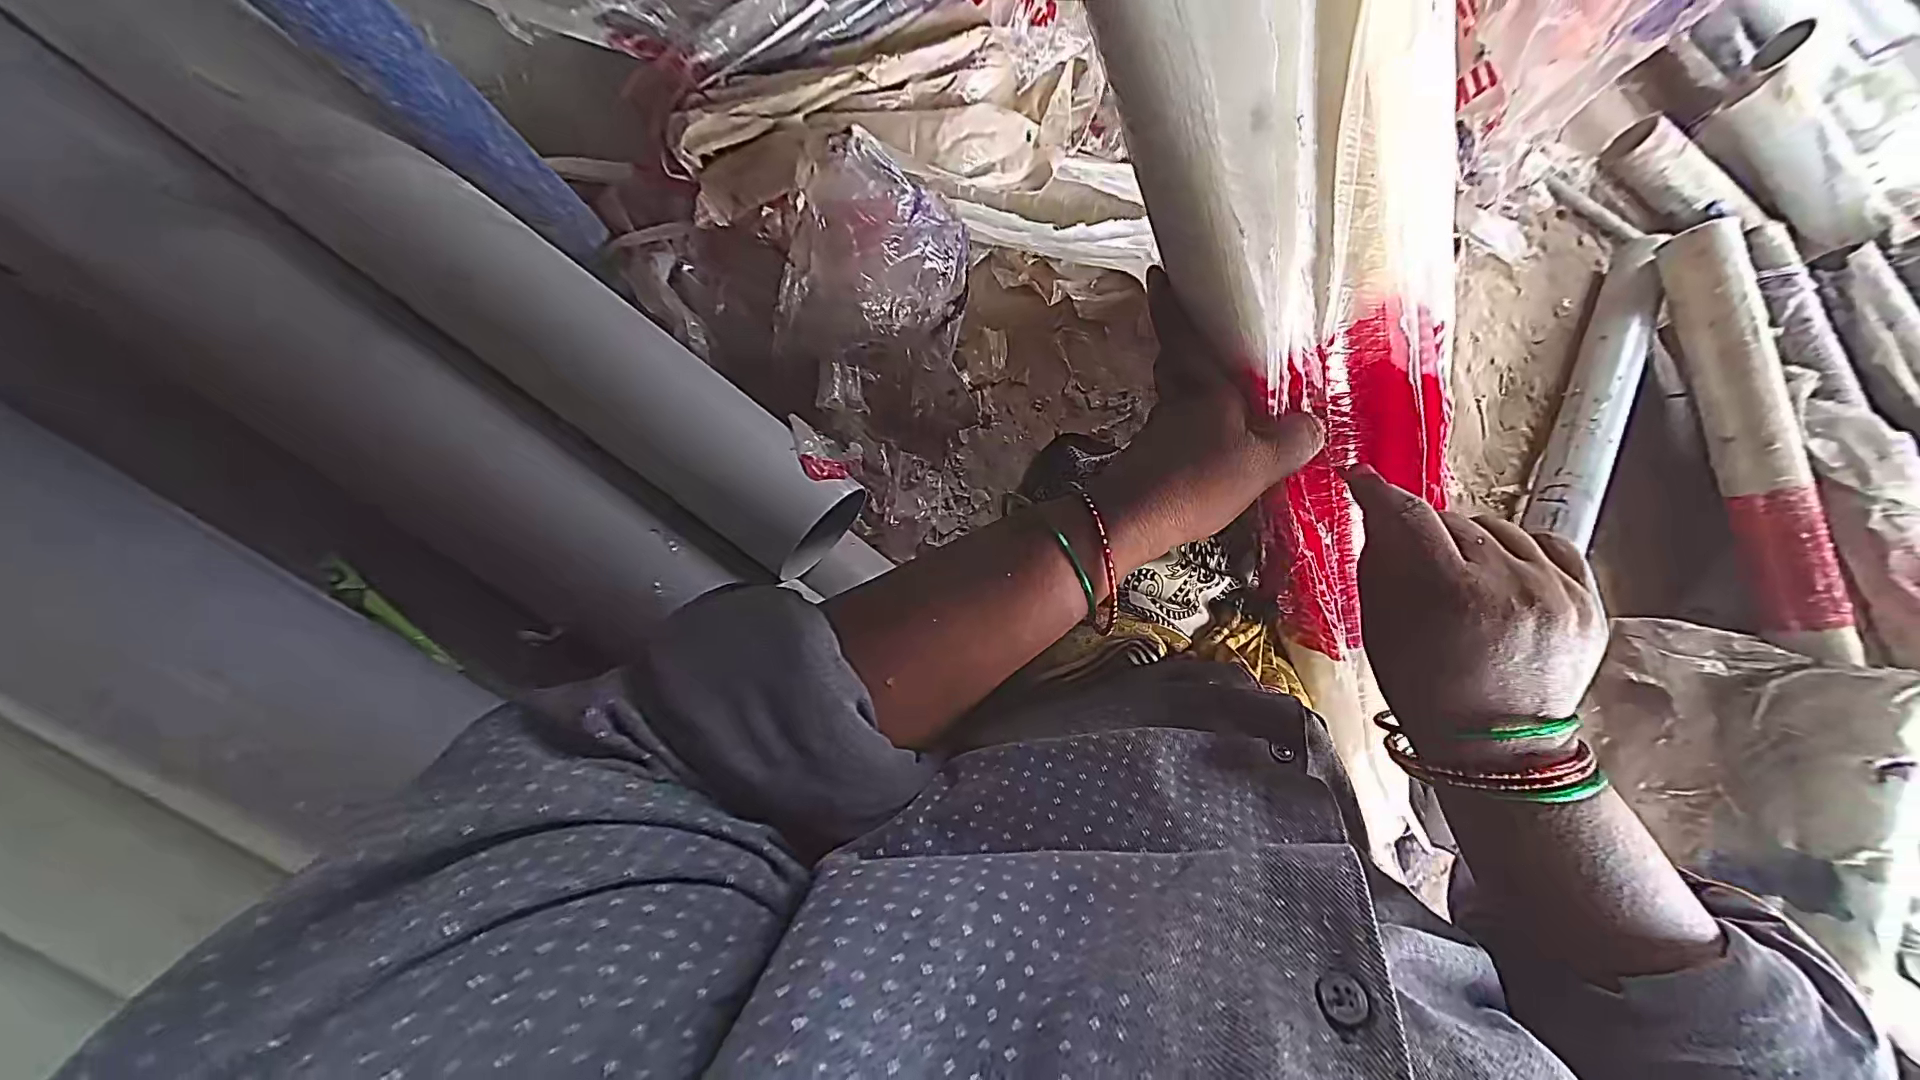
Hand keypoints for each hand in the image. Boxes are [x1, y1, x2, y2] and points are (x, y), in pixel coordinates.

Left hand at [1089, 268, 1323, 565]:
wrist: (1130, 523)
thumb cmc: (1193, 483)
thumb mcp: (1259, 462)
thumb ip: (1292, 440)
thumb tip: (1313, 426)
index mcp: (1201, 386)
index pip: (1180, 332)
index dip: (1170, 301)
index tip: (1158, 273)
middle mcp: (1175, 401)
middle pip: (1177, 361)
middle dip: (1186, 343)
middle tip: (1205, 331)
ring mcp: (1159, 431)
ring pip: (1177, 395)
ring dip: (1193, 385)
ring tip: (1226, 388)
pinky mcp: (1153, 459)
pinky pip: (1180, 427)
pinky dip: (1195, 423)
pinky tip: (1216, 440)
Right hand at [1344, 466, 1606, 765]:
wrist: (1496, 744)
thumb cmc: (1423, 687)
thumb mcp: (1380, 626)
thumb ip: (1378, 563)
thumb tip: (1378, 516)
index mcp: (1452, 593)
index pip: (1410, 516)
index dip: (1378, 492)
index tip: (1360, 479)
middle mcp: (1511, 583)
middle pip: (1451, 520)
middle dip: (1422, 530)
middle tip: (1409, 554)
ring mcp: (1559, 591)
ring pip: (1498, 528)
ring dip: (1468, 540)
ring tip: (1458, 572)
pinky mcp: (1589, 600)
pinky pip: (1547, 543)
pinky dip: (1516, 548)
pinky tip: (1499, 569)